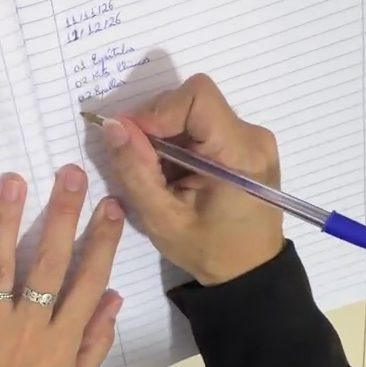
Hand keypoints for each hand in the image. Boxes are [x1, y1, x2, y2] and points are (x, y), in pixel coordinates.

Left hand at [0, 165, 124, 366]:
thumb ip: (96, 341)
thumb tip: (115, 296)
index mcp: (63, 338)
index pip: (88, 281)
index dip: (102, 241)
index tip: (111, 205)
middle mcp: (30, 324)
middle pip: (49, 263)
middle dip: (62, 216)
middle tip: (69, 174)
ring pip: (0, 267)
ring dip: (6, 222)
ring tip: (12, 181)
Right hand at [101, 73, 284, 285]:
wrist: (249, 270)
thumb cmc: (207, 250)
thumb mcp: (161, 218)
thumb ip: (135, 169)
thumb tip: (113, 126)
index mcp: (238, 153)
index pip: (197, 96)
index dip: (158, 111)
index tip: (135, 141)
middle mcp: (252, 136)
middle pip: (192, 101)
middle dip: (157, 126)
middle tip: (142, 164)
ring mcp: (252, 138)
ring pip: (194, 112)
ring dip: (166, 137)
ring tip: (160, 175)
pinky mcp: (245, 143)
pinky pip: (202, 126)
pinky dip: (179, 143)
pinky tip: (176, 174)